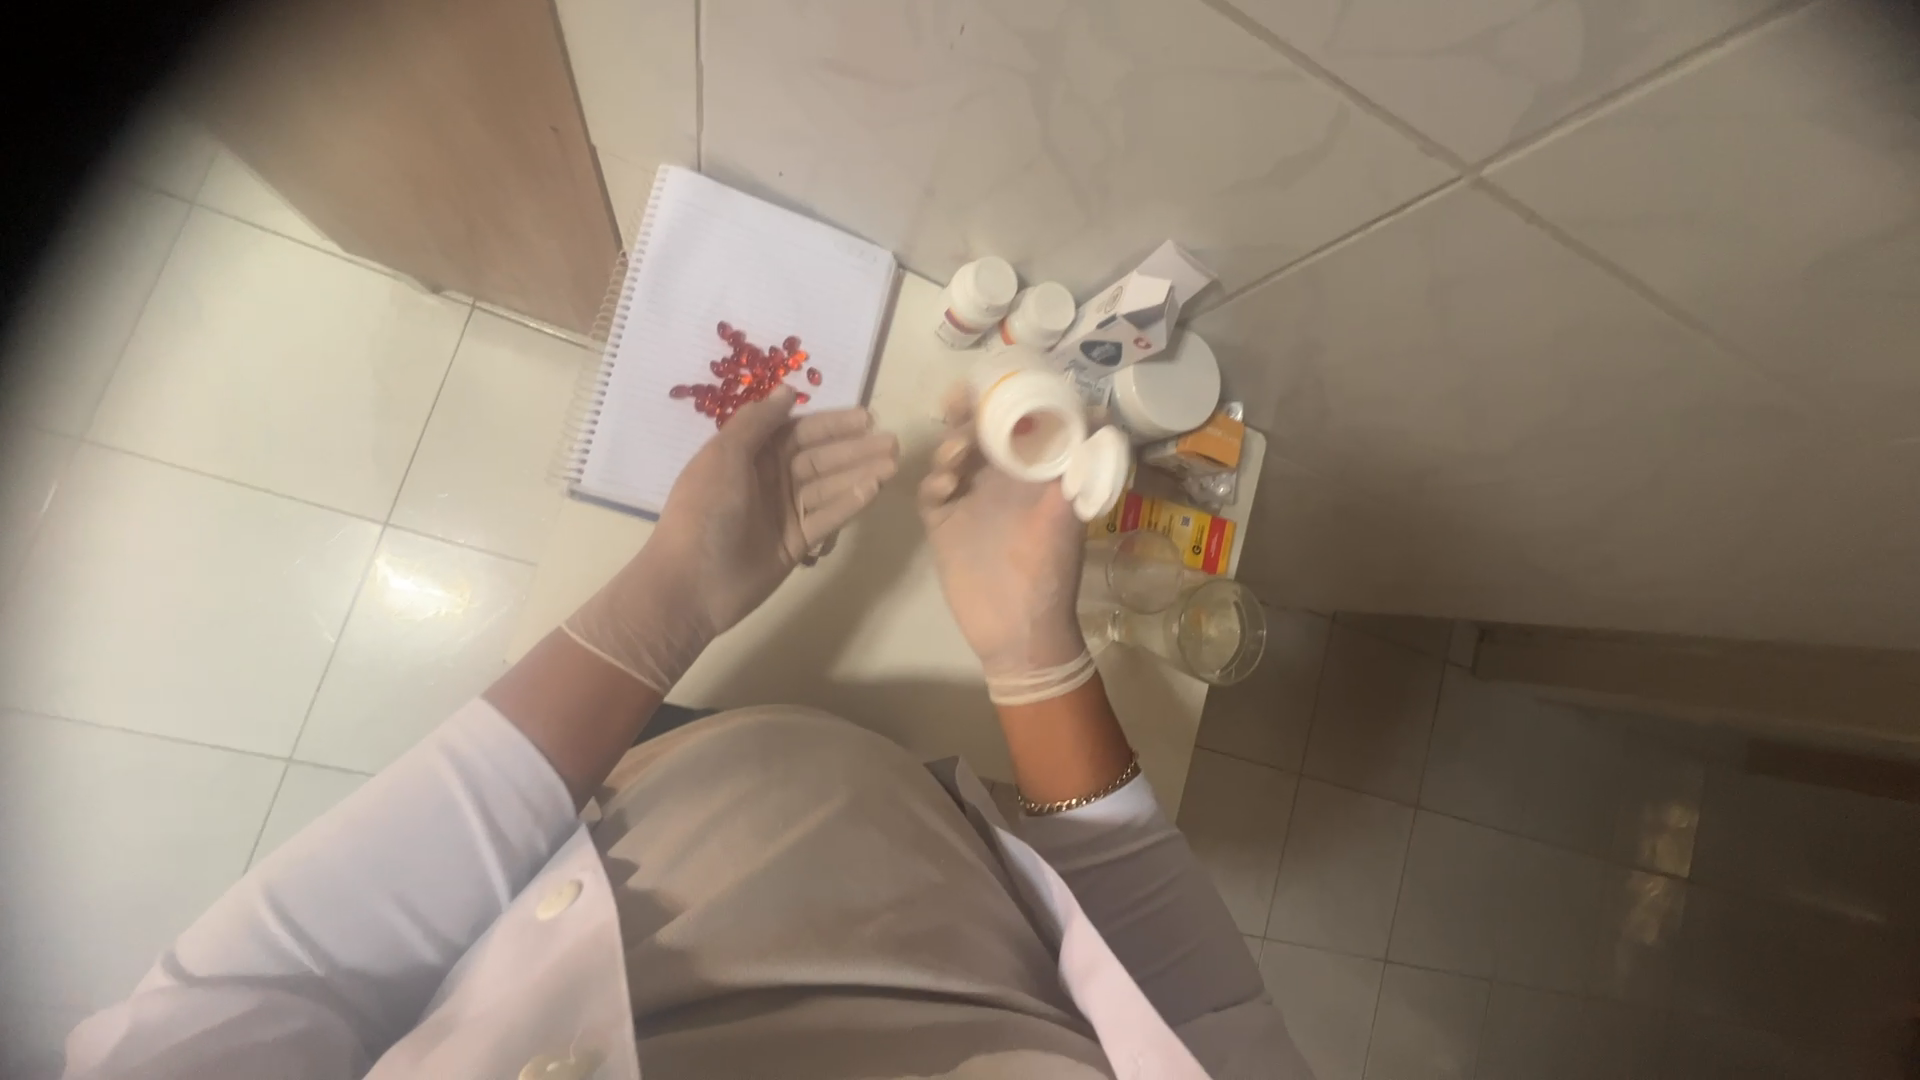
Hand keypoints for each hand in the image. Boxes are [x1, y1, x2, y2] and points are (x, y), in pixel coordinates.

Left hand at [565, 385, 898, 689]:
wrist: (690, 585)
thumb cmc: (703, 513)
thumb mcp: (722, 457)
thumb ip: (756, 423)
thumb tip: (789, 391)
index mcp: (749, 454)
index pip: (799, 432)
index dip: (833, 424)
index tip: (867, 418)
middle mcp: (771, 479)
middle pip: (821, 458)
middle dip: (856, 449)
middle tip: (892, 443)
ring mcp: (785, 512)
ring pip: (830, 486)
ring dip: (860, 474)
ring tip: (893, 465)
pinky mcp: (797, 542)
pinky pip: (827, 517)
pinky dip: (850, 504)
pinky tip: (874, 490)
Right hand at [919, 399, 1090, 701]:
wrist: (1019, 630)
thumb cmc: (1050, 572)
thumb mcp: (1069, 514)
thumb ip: (1080, 466)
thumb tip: (1099, 414)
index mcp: (1029, 474)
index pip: (1014, 424)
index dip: (1002, 400)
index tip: (994, 384)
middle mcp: (997, 481)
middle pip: (975, 432)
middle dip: (966, 413)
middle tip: (958, 403)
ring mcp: (967, 501)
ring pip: (951, 457)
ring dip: (951, 445)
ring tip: (959, 450)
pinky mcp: (943, 524)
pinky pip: (931, 492)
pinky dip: (934, 481)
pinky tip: (945, 486)